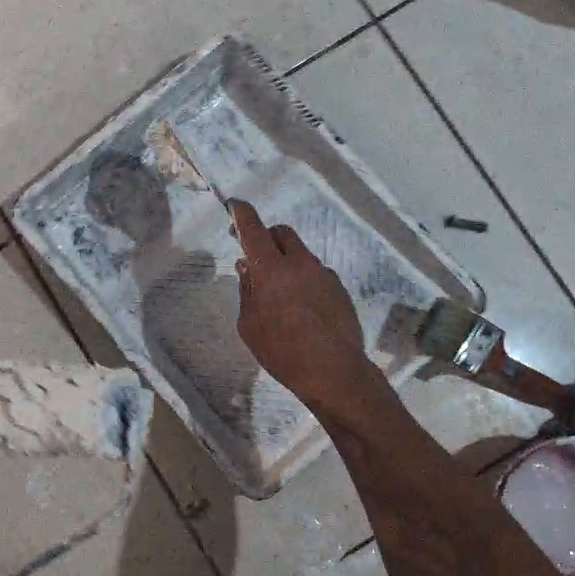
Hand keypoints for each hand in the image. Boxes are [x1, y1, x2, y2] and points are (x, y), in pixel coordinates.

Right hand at [232, 200, 381, 416]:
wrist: (334, 370)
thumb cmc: (282, 351)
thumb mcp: (249, 325)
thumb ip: (247, 291)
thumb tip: (247, 267)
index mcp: (271, 269)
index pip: (254, 229)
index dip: (242, 215)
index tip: (235, 205)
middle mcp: (299, 263)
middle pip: (282, 232)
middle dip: (266, 235)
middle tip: (254, 252)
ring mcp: (323, 274)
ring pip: (300, 253)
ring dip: (286, 259)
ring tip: (278, 288)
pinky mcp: (339, 289)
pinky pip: (315, 273)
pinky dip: (303, 278)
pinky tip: (300, 306)